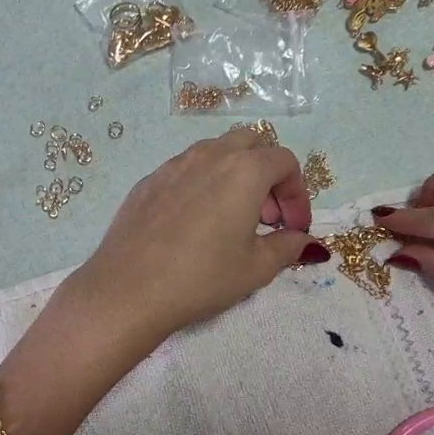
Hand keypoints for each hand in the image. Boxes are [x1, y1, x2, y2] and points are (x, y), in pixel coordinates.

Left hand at [64, 127, 324, 356]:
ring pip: (215, 152)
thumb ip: (288, 248)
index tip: (294, 229)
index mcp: (244, 170)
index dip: (297, 194)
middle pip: (251, 144)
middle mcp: (209, 156)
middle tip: (267, 218)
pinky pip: (186, 170)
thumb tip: (306, 242)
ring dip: (234, 176)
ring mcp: (173, 165)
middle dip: (268, 175)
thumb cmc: (202, 278)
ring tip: (232, 221)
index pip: (285, 161)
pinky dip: (203, 186)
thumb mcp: (256, 268)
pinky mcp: (148, 181)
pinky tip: (194, 226)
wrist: (127, 290)